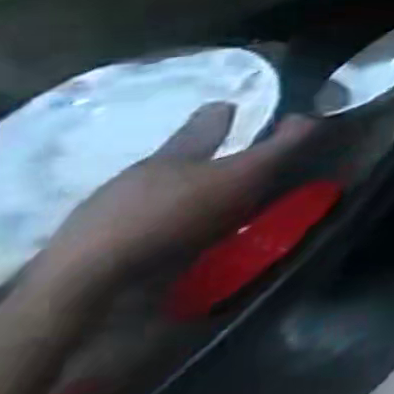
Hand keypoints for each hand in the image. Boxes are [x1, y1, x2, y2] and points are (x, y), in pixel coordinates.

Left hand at [26, 103, 314, 299]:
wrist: (82, 284)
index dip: (229, 112)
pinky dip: (162, 224)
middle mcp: (143, 172)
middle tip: (234, 161)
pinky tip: (174, 239)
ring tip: (209, 204)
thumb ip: (279, 146)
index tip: (244, 109)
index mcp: (177, 150)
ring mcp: (110, 210)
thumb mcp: (242, 177)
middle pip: (182, 154)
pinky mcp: (97, 246)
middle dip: (206, 154)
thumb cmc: (172, 216)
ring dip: (183, 191)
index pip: (209, 119)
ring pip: (157, 189)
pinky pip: (140, 223)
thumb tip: (311, 115)